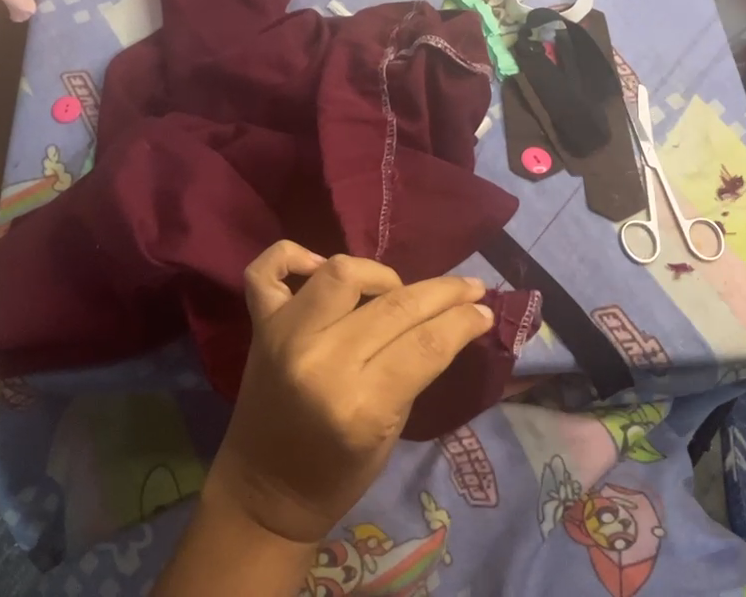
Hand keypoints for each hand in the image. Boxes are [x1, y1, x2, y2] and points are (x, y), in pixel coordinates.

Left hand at [207, 241, 494, 543]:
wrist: (264, 490)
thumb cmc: (337, 474)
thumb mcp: (391, 431)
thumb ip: (414, 371)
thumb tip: (452, 321)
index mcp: (360, 404)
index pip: (426, 343)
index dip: (463, 321)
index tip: (486, 310)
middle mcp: (321, 360)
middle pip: (395, 306)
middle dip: (442, 292)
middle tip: (470, 287)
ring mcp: (285, 336)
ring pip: (341, 273)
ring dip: (379, 274)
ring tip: (396, 290)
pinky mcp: (260, 325)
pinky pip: (267, 270)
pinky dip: (291, 255)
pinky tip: (315, 265)